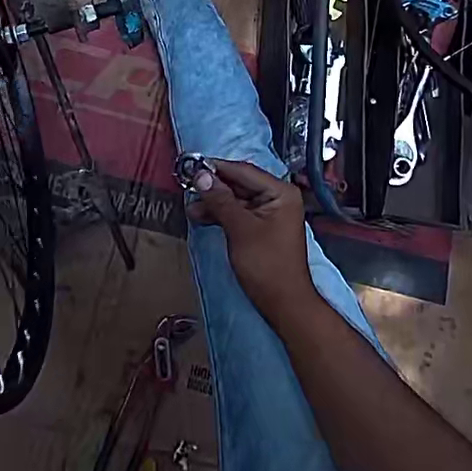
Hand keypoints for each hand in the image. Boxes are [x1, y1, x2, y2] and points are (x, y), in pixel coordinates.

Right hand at [186, 159, 321, 321]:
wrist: (284, 304)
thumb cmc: (267, 265)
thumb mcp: (240, 228)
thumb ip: (220, 199)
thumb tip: (200, 175)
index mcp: (281, 192)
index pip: (243, 171)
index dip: (216, 168)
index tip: (191, 166)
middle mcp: (277, 197)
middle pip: (238, 183)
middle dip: (213, 187)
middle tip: (188, 187)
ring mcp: (269, 211)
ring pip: (234, 197)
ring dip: (213, 201)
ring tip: (192, 207)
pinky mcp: (260, 225)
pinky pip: (236, 211)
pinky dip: (219, 213)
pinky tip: (201, 216)